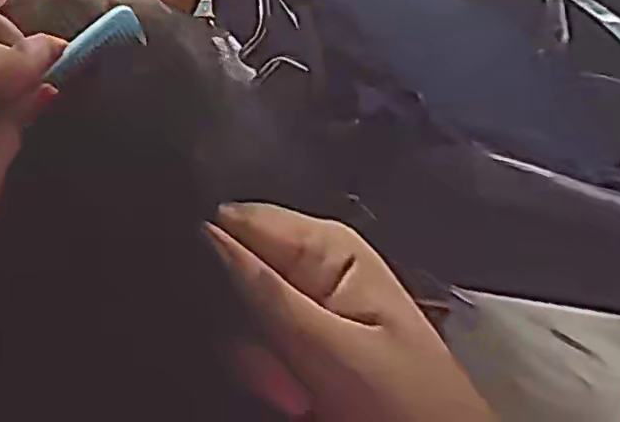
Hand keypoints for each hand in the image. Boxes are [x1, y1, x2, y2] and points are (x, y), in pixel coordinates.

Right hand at [211, 204, 494, 421]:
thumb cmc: (417, 413)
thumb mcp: (342, 353)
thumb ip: (267, 291)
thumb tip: (201, 231)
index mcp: (322, 243)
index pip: (233, 218)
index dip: (216, 258)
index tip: (236, 314)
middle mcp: (303, 263)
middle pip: (226, 266)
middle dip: (238, 321)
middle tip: (278, 378)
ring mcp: (295, 302)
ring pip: (228, 306)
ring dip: (248, 354)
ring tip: (293, 398)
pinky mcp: (289, 339)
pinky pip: (242, 336)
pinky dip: (253, 367)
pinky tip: (287, 396)